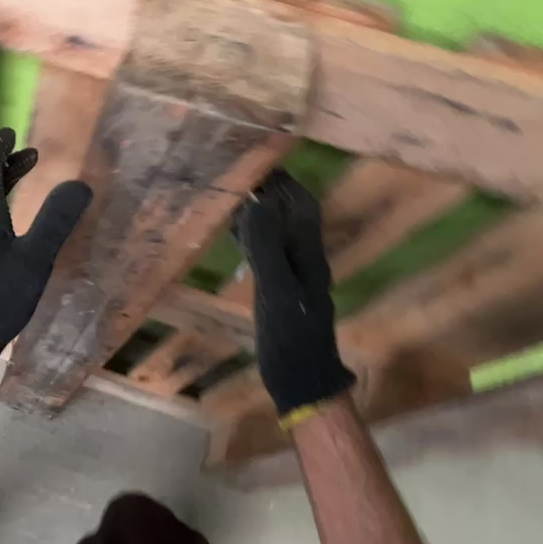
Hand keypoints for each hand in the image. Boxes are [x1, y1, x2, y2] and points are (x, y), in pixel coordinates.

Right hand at [235, 168, 354, 424]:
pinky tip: (235, 236)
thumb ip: (267, 247)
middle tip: (239, 177)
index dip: (284, 183)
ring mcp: (294, 276)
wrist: (301, 380)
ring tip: (234, 198)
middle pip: (291, 216)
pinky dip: (253, 238)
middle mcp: (305, 260)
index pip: (301, 206)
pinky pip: (268, 253)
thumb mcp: (276, 290)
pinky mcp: (281, 290)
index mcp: (309, 255)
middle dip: (270, 194)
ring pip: (279, 234)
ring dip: (260, 214)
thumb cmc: (290, 336)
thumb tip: (257, 204)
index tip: (259, 163)